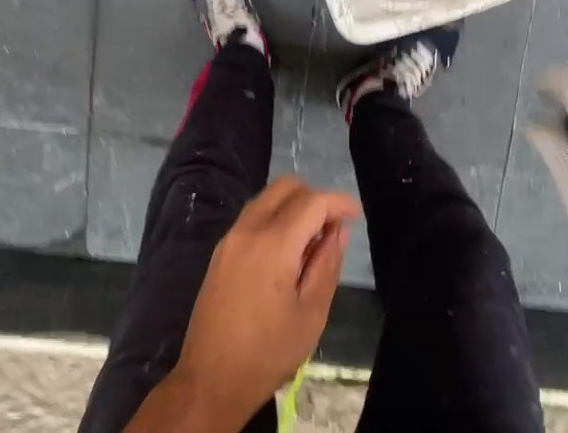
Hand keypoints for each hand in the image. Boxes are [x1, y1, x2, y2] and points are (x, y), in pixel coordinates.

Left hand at [158, 177, 360, 427]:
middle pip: (285, 187)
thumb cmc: (269, 351)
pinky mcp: (220, 252)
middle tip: (333, 226)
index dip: (338, 202)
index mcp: (273, 243)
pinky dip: (275, 219)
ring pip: (266, 199)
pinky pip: (252, 218)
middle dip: (314, 197)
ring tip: (313, 241)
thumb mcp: (311, 313)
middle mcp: (248, 230)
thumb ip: (327, 264)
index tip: (357, 214)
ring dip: (293, 206)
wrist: (211, 379)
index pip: (312, 202)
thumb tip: (338, 231)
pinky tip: (288, 252)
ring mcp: (230, 239)